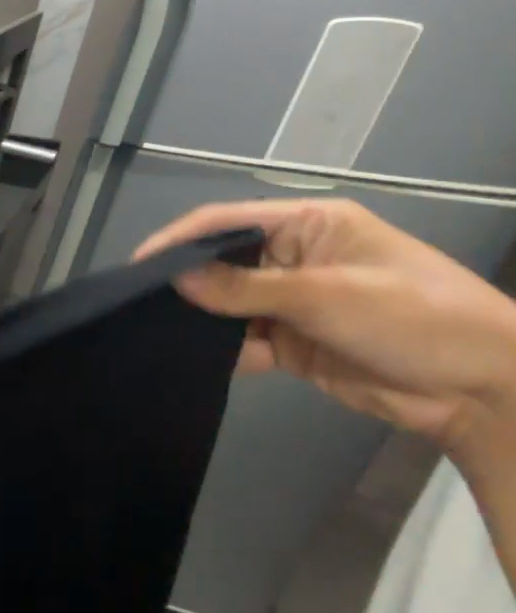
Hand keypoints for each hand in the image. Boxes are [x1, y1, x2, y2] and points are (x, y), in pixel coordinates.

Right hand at [135, 199, 515, 459]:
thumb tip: (175, 278)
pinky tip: (184, 359)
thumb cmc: (417, 320)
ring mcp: (290, 302)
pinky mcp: (288, 342)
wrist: (483, 390)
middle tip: (132, 305)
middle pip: (217, 263)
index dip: (178, 240)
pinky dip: (215, 351)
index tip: (135, 268)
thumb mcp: (328, 295)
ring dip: (195, 320)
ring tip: (149, 333)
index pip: (226, 222)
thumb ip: (246, 287)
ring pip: (222, 305)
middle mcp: (294, 258)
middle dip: (180, 283)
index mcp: (310, 226)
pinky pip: (237, 341)